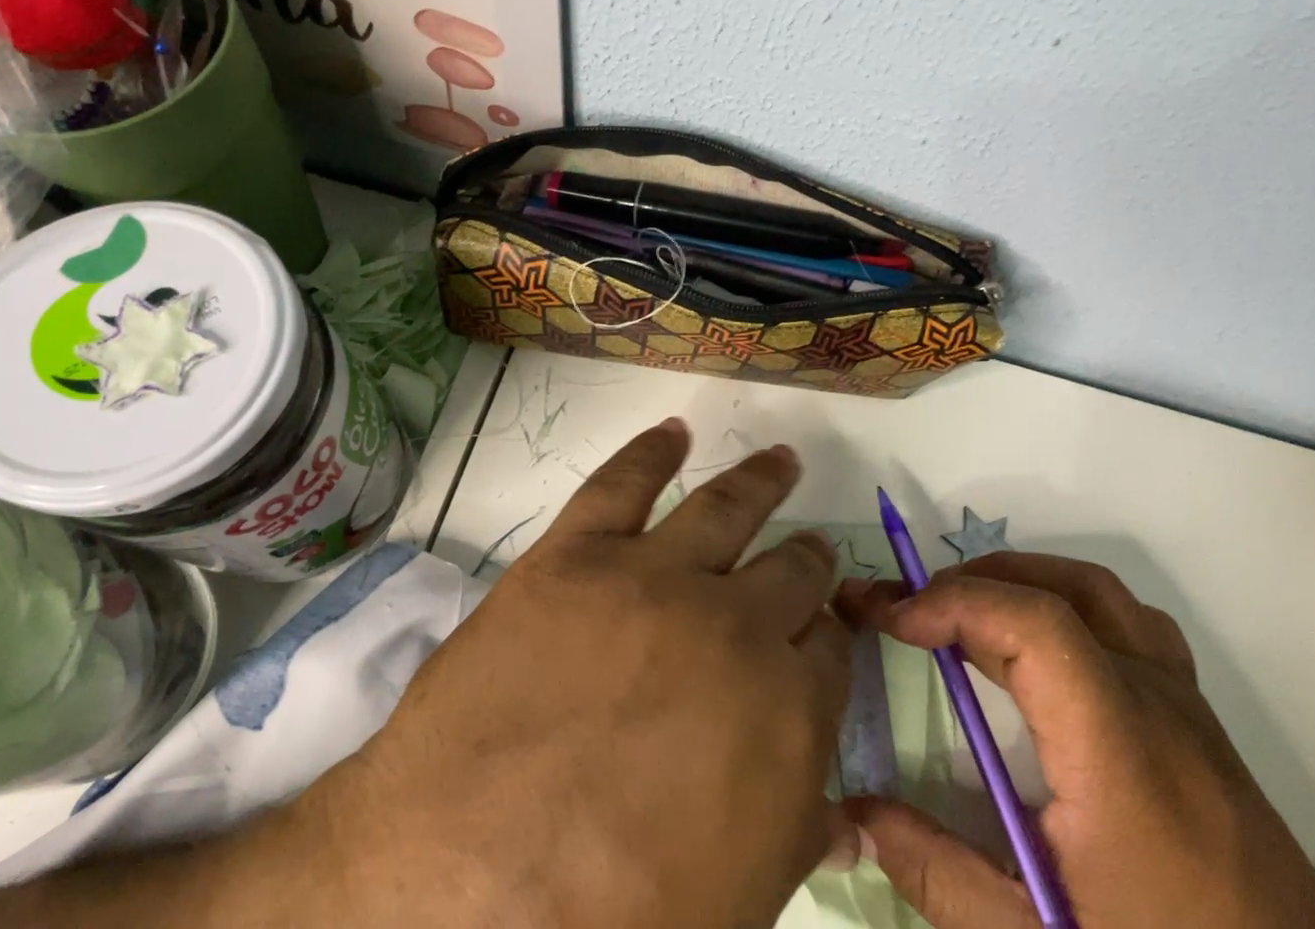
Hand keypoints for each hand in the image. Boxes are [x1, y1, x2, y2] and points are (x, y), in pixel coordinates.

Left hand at [308, 419, 853, 928]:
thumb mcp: (739, 892)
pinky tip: (673, 434)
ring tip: (779, 460)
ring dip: (761, 482)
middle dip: (806, 559)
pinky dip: (651, 452)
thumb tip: (846, 827)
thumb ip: (796, 836)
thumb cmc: (617, 907)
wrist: (468, 872)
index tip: (819, 630)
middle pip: (789, 572)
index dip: (826, 637)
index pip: (829, 650)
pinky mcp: (574, 558)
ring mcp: (654, 581)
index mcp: (791, 709)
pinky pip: (623, 484)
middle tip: (810, 547)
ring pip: (726, 510)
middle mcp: (737, 626)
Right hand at [834, 555, 1314, 928]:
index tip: (886, 620)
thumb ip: (936, 872)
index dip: (953, 602)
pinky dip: (1062, 606)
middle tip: (898, 609)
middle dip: (967, 584)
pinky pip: (1128, 625)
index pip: (1036, 623)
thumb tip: (855, 811)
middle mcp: (1158, 705)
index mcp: (1118, 749)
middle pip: (1062, 591)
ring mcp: (1186, 708)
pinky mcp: (1198, 725)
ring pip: (1102, 595)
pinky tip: (1033, 652)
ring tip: (954, 613)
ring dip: (1017, 583)